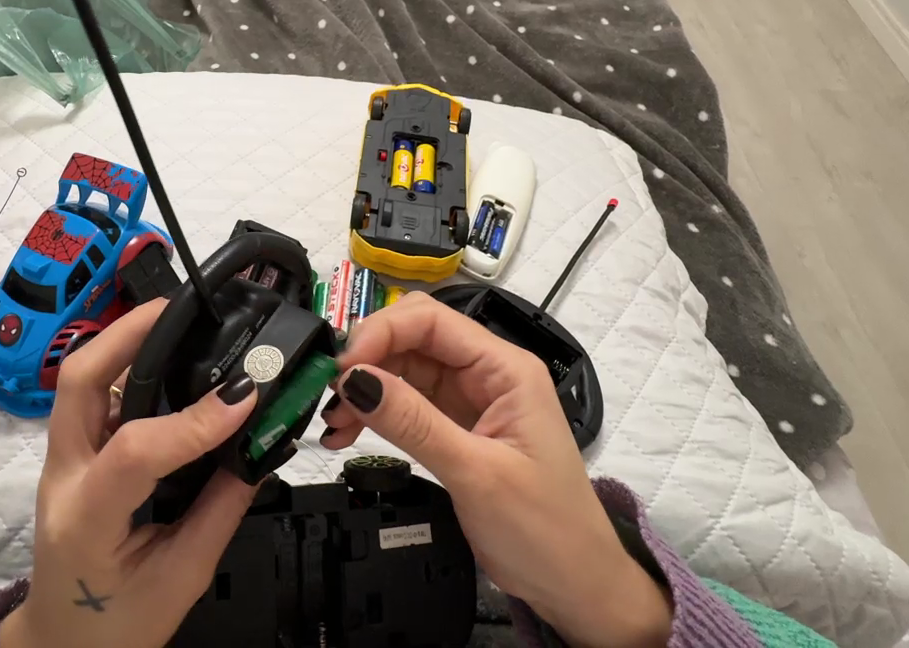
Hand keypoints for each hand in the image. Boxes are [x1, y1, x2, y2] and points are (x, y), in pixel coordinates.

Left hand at [0, 298, 260, 647]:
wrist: (62, 641)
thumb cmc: (117, 623)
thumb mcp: (182, 578)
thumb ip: (221, 508)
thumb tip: (258, 444)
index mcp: (84, 519)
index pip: (134, 450)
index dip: (194, 420)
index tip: (248, 392)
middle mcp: (62, 474)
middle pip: (79, 380)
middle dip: (128, 333)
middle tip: (183, 310)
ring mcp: (59, 457)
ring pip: (81, 377)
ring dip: (126, 339)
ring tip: (179, 319)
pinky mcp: (73, 448)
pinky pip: (98, 391)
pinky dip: (131, 363)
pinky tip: (169, 357)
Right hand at [320, 292, 671, 647]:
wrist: (576, 588)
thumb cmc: (546, 530)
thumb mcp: (475, 473)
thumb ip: (412, 422)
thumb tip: (354, 379)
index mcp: (505, 368)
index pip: (432, 320)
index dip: (382, 331)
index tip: (343, 365)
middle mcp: (485, 372)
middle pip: (413, 337)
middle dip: (368, 356)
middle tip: (331, 390)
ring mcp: (468, 397)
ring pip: (402, 368)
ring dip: (364, 387)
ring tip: (334, 419)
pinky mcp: (453, 424)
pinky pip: (404, 401)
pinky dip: (373, 411)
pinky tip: (346, 430)